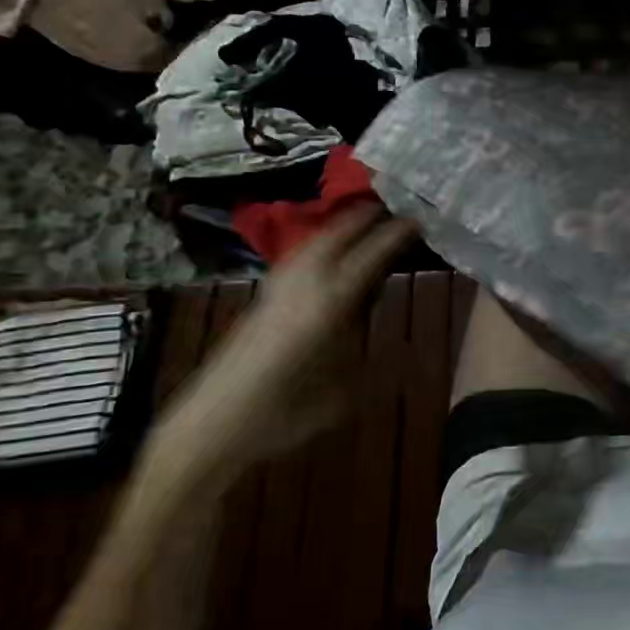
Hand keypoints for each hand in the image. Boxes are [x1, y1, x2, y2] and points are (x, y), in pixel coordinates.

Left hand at [149, 204, 414, 484]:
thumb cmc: (285, 413)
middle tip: (389, 205)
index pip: (368, 258)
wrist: (214, 425)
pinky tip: (322, 252)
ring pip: (311, 245)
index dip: (392, 235)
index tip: (415, 217)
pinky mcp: (260, 301)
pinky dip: (316, 245)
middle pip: (335, 238)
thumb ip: (357, 338)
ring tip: (358, 219)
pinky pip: (296, 259)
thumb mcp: (342, 383)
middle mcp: (301, 287)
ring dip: (336, 227)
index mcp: (327, 306)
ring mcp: (276, 291)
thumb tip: (372, 307)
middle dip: (361, 218)